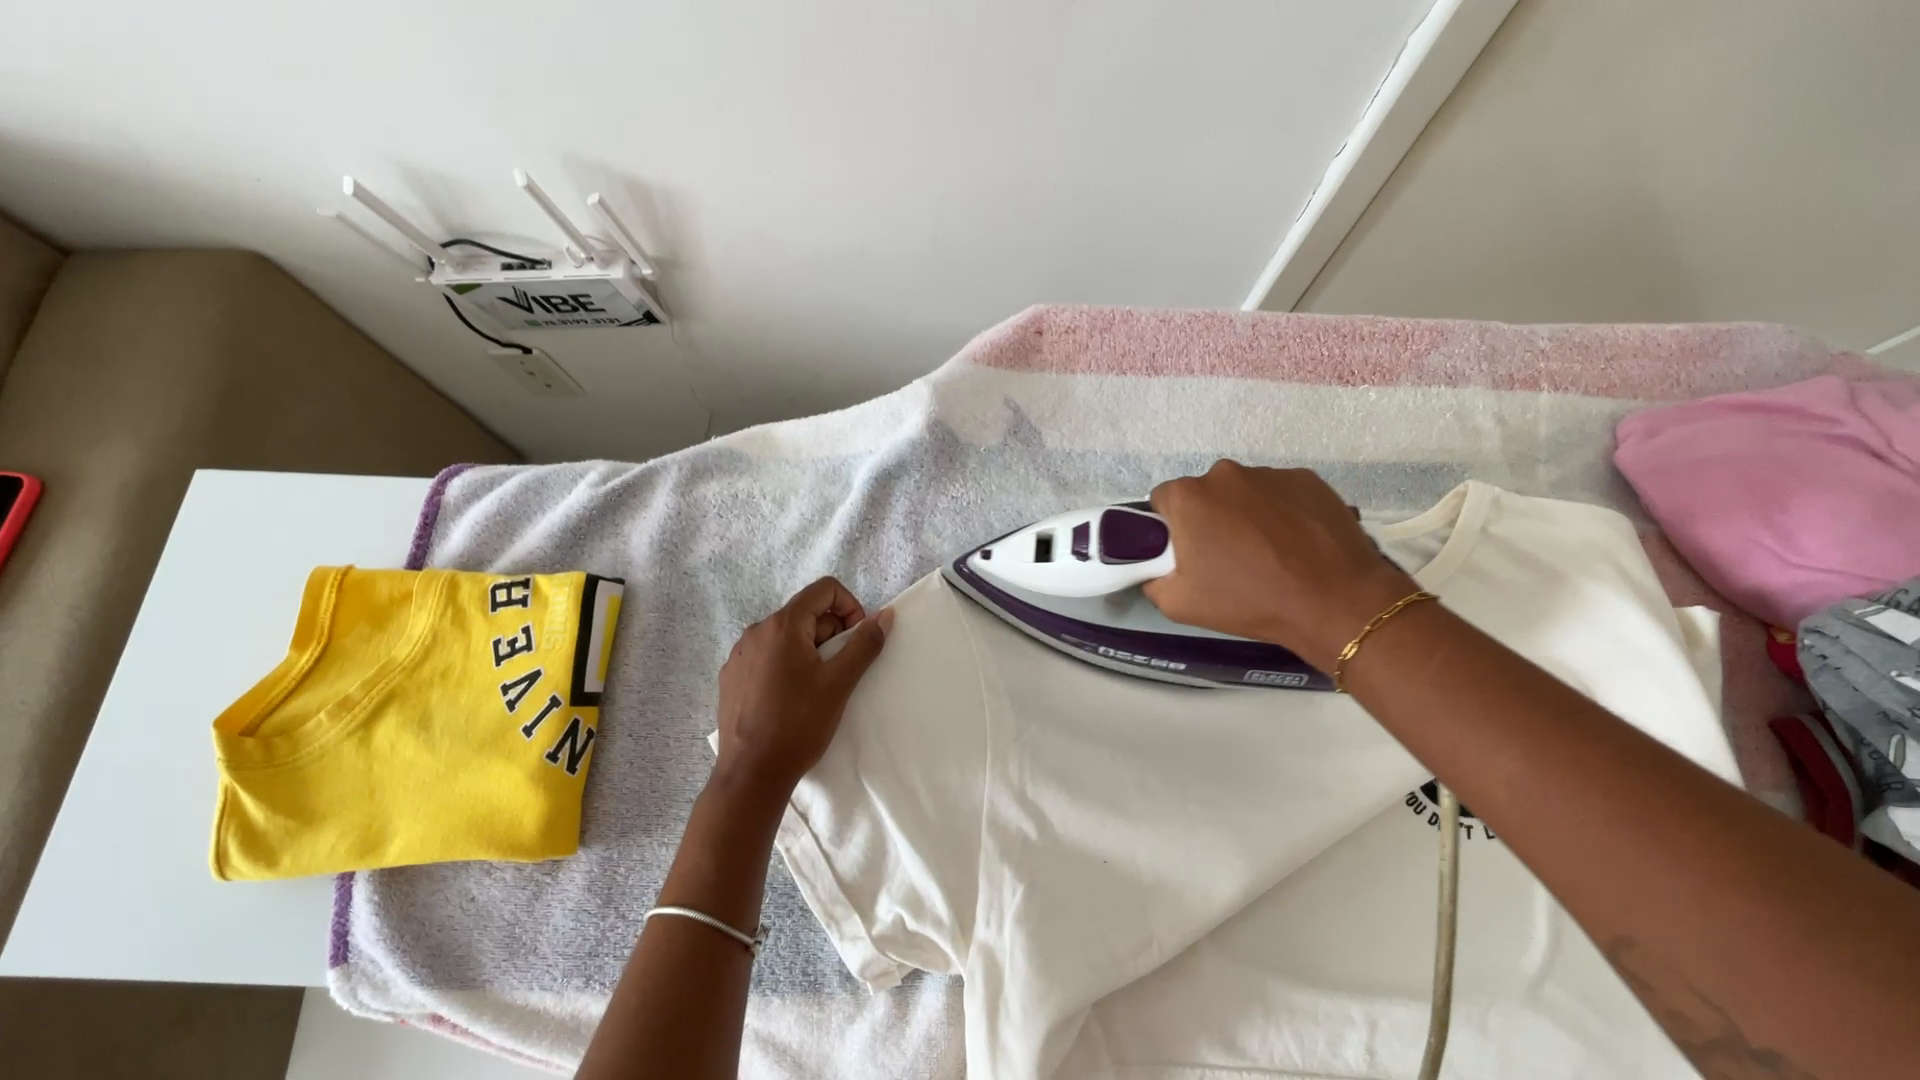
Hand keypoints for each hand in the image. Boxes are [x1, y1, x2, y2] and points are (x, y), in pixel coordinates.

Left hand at [713, 577, 893, 795]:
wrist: (751, 772)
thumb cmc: (799, 724)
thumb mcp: (840, 682)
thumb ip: (864, 643)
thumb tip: (884, 615)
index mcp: (782, 625)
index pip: (824, 589)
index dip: (850, 607)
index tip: (857, 640)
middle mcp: (756, 631)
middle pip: (805, 613)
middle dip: (831, 633)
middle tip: (841, 670)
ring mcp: (739, 654)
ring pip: (786, 637)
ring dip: (810, 650)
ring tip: (817, 687)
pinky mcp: (731, 677)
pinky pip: (766, 657)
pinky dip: (786, 665)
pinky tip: (791, 698)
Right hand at [1142, 461, 1418, 670]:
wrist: (1333, 601)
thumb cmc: (1249, 601)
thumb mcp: (1178, 604)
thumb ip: (1153, 579)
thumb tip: (1156, 569)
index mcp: (1188, 497)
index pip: (1162, 501)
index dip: (1170, 528)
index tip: (1187, 552)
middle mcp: (1225, 474)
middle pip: (1205, 493)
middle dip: (1210, 518)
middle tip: (1228, 557)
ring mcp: (1270, 473)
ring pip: (1244, 492)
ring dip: (1248, 514)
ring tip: (1270, 552)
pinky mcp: (1308, 480)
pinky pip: (1282, 493)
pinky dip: (1282, 512)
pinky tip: (1296, 543)